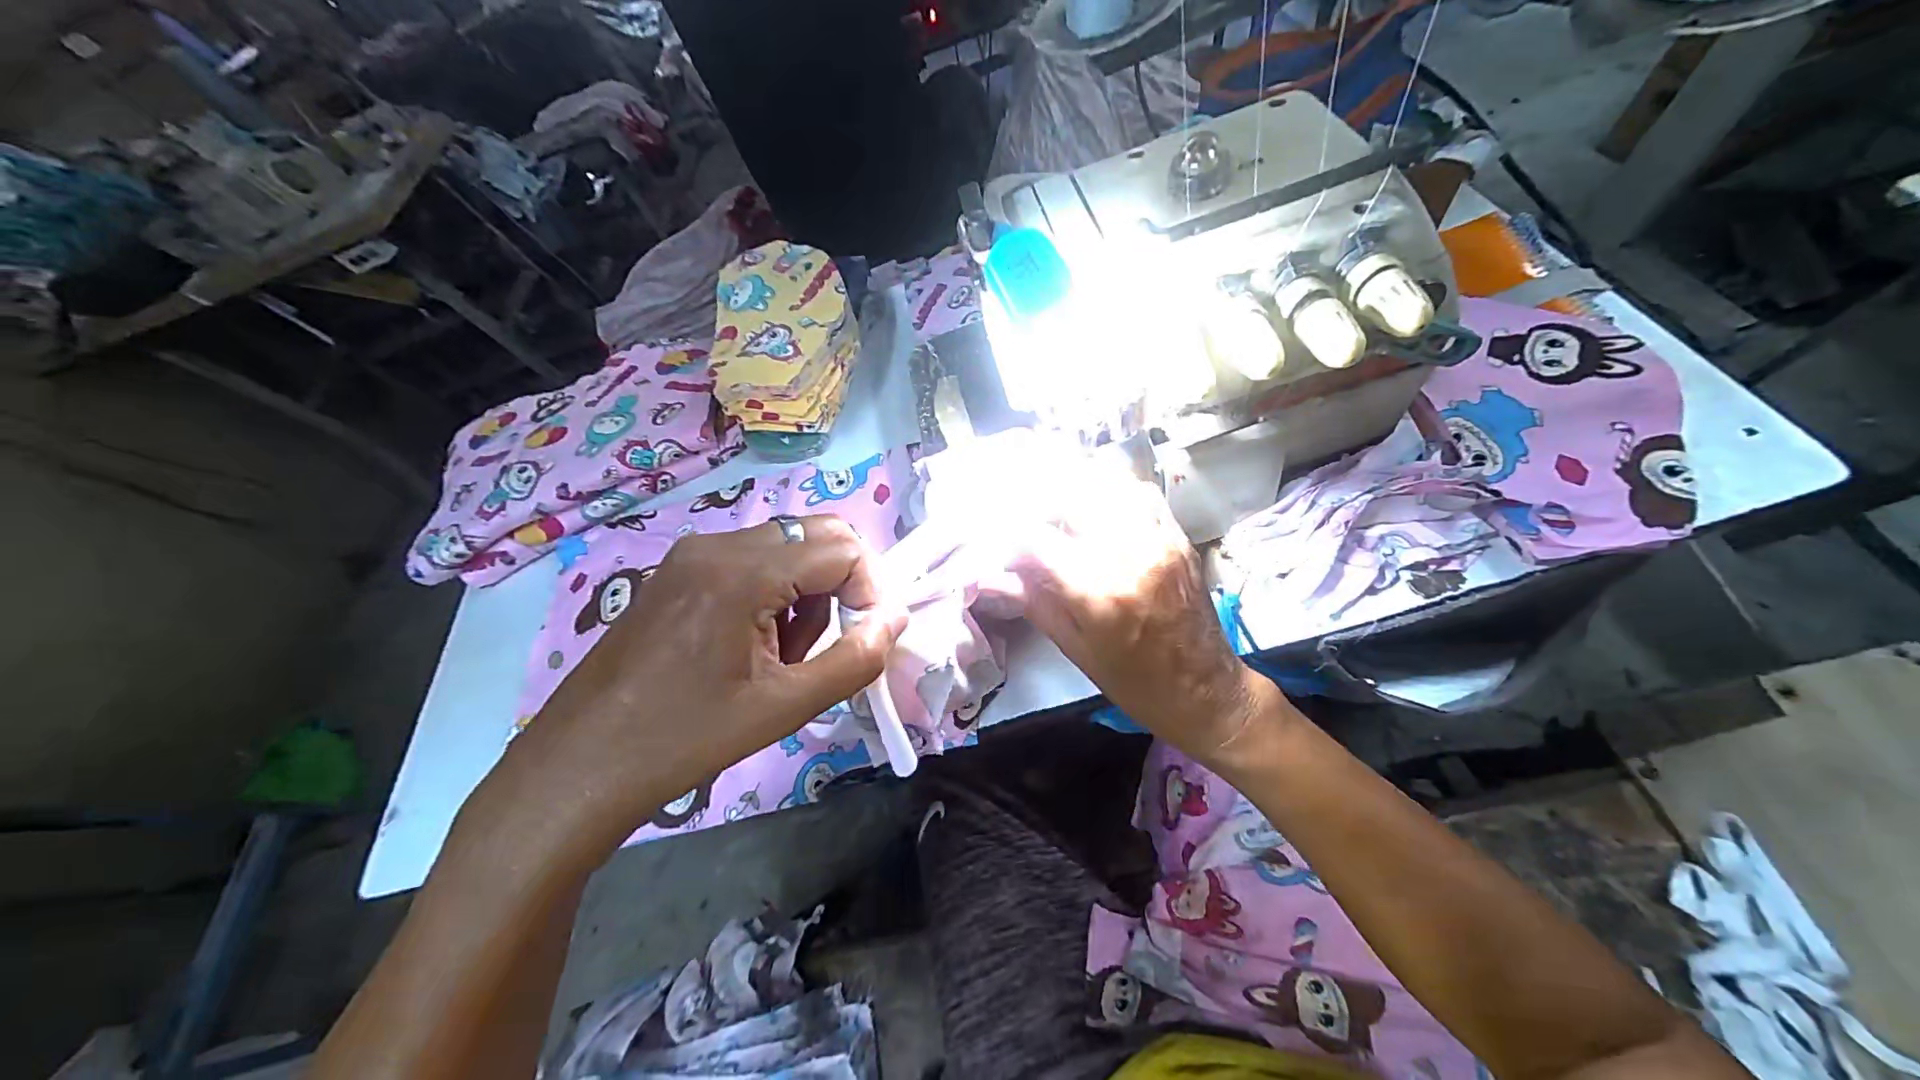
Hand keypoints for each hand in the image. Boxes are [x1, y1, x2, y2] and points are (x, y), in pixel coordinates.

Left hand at [484, 515, 905, 854]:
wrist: (580, 766)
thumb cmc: (686, 738)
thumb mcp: (785, 706)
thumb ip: (855, 659)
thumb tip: (895, 619)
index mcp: (743, 571)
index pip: (842, 548)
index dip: (870, 590)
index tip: (865, 639)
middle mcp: (716, 544)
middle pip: (814, 535)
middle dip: (839, 586)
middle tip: (824, 647)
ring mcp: (690, 555)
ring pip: (784, 548)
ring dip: (804, 593)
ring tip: (780, 658)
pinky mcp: (676, 573)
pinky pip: (748, 562)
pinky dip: (770, 593)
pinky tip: (748, 647)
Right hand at [1010, 462, 1288, 768]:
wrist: (1206, 692)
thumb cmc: (1135, 684)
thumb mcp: (1076, 650)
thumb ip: (1034, 604)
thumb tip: (992, 578)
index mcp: (1097, 593)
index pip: (1037, 540)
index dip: (1012, 543)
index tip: (1007, 556)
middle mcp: (1128, 556)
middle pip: (1070, 501)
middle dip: (1039, 509)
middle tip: (1031, 530)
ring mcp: (1158, 541)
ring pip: (1107, 488)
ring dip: (1075, 494)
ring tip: (1061, 513)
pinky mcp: (1177, 538)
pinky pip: (1142, 495)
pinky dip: (1115, 493)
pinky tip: (1101, 510)